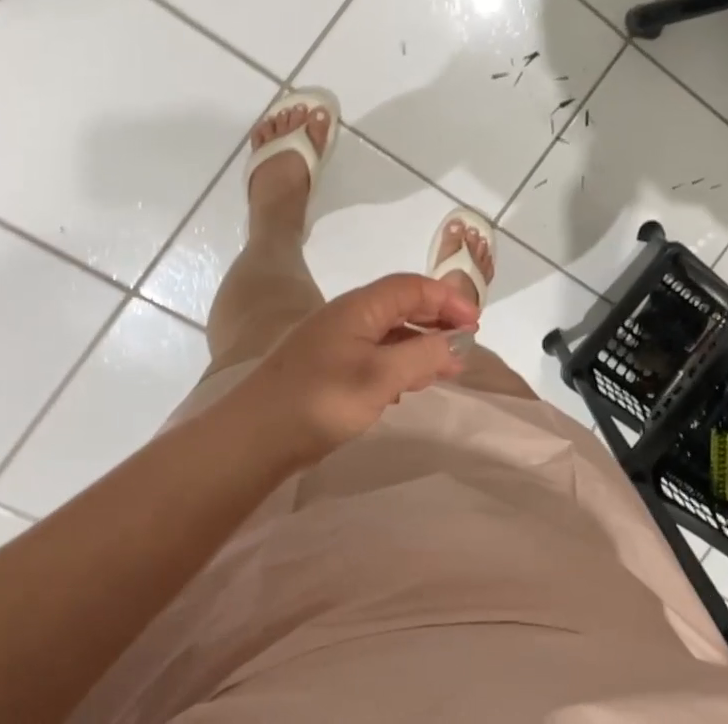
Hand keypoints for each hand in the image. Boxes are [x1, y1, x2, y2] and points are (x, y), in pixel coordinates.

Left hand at [223, 273, 480, 467]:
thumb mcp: (381, 377)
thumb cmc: (320, 401)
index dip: (449, 299)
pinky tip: (405, 386)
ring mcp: (332, 343)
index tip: (476, 325)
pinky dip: (398, 363)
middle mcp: (346, 317)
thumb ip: (424, 355)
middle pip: (402, 305)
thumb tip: (457, 343)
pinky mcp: (324, 369)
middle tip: (465, 347)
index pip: (413, 287)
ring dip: (420, 344)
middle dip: (438, 321)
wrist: (251, 440)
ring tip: (444, 369)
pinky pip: (373, 354)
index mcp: (359, 307)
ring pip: (388, 332)